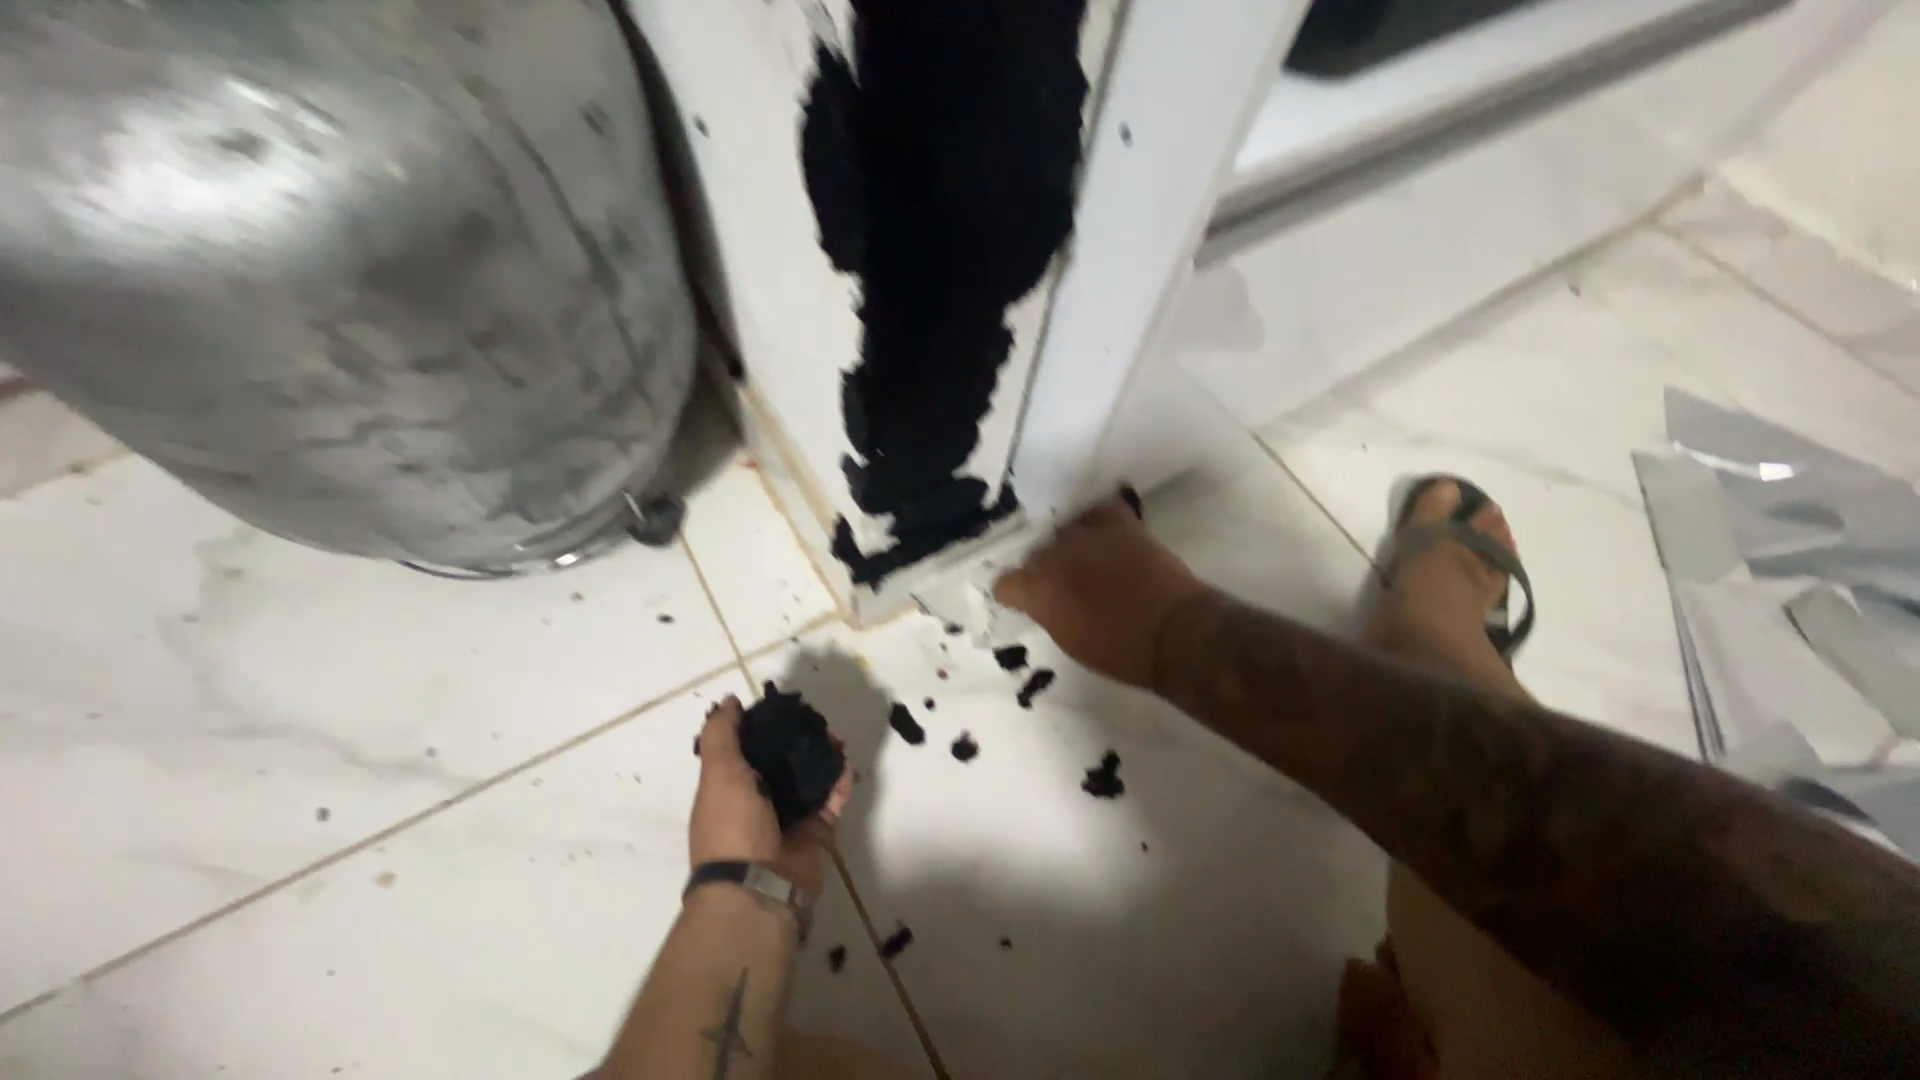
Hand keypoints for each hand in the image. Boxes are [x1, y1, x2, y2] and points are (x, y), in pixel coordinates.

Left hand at [690, 696, 850, 896]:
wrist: (758, 887)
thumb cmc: (731, 827)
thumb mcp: (718, 772)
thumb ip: (722, 734)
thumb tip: (729, 701)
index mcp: (729, 788)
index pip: (747, 748)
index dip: (764, 726)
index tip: (783, 708)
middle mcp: (759, 800)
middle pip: (783, 760)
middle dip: (801, 739)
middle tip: (817, 722)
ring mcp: (790, 817)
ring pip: (811, 777)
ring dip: (824, 757)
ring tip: (837, 740)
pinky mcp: (817, 831)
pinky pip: (832, 801)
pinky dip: (840, 783)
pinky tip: (846, 766)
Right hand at [992, 495, 1208, 690]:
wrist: (1173, 633)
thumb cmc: (1121, 652)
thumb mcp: (1071, 642)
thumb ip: (1049, 613)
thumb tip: (1046, 603)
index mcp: (1038, 592)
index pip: (1004, 583)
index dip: (1013, 593)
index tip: (1024, 601)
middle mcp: (1055, 557)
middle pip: (1036, 555)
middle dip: (1045, 570)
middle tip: (1066, 587)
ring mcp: (1087, 536)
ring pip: (1064, 532)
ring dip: (1071, 546)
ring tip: (1089, 561)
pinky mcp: (1120, 523)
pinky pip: (1099, 511)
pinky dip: (1099, 522)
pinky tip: (1106, 536)